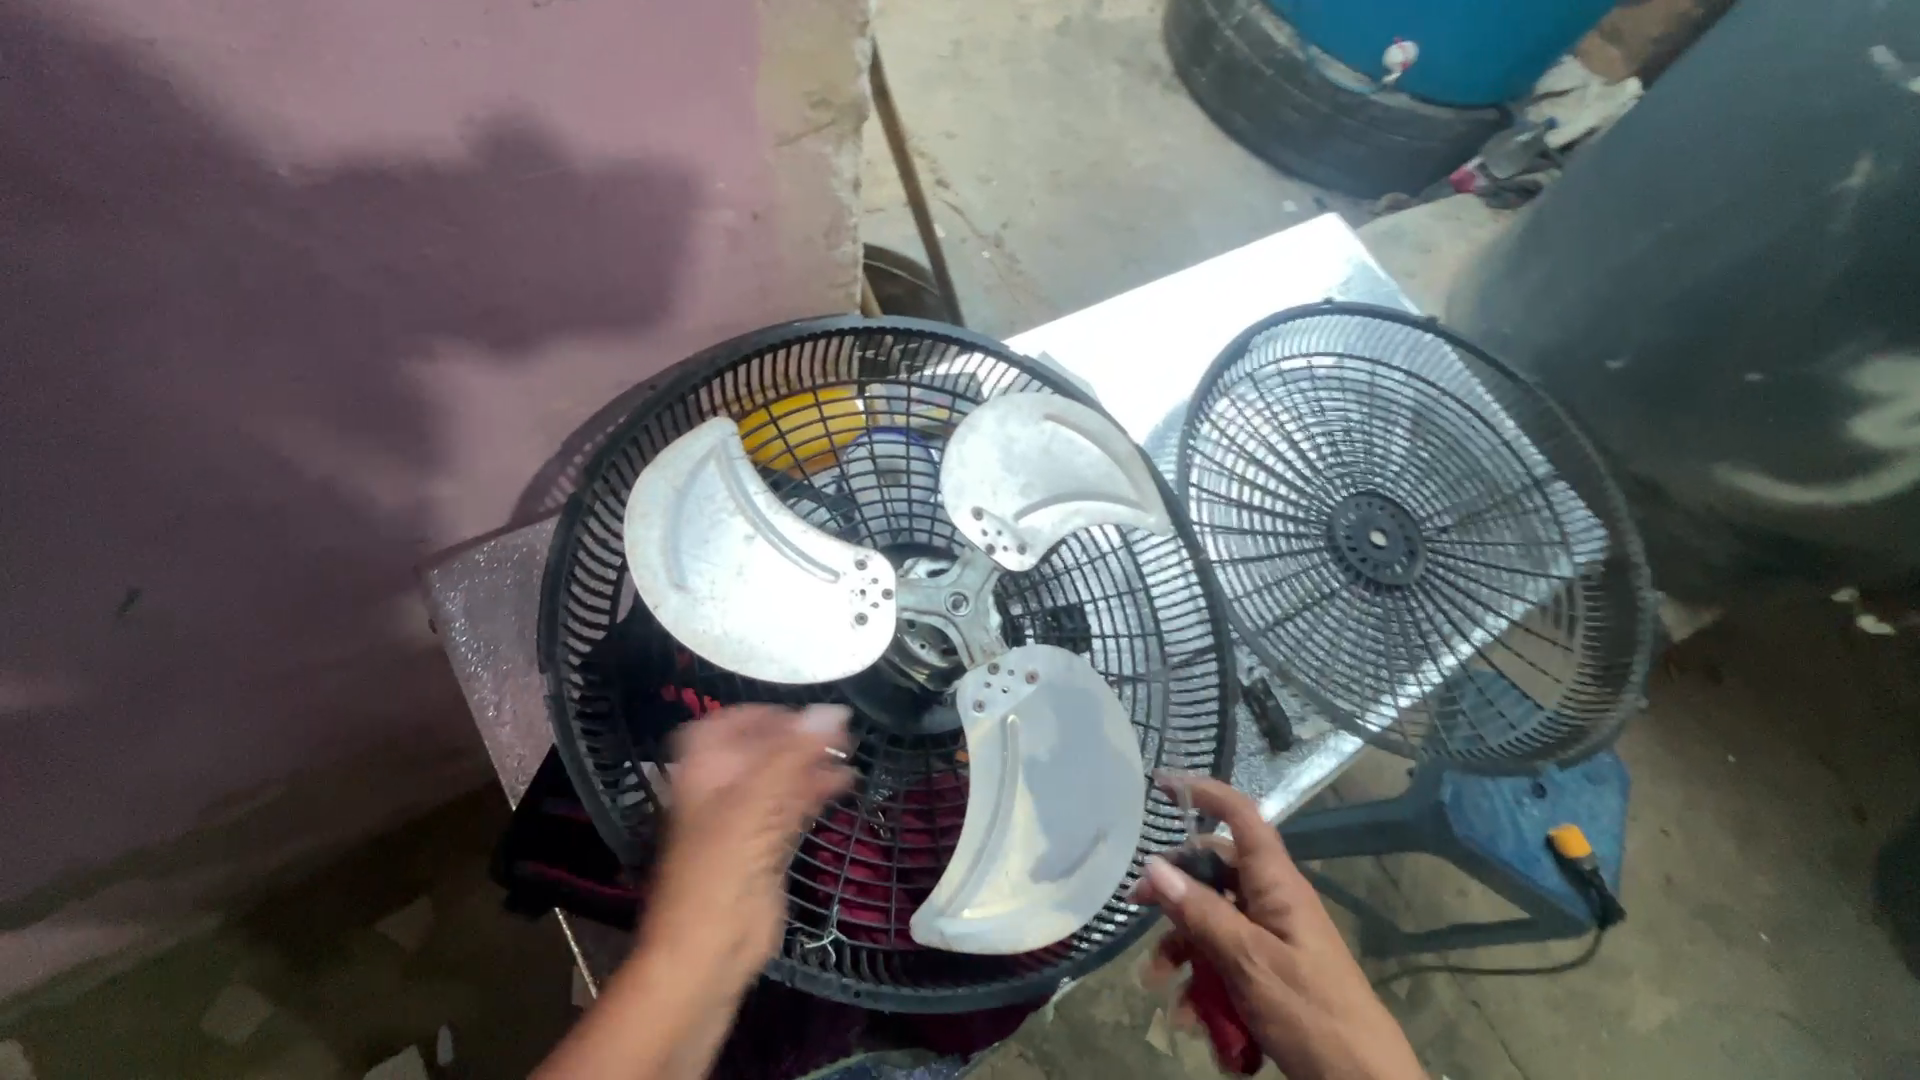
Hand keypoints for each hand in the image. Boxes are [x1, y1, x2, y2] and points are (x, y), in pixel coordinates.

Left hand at [643, 703, 854, 986]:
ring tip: (850, 751)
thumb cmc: (722, 867)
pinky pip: (793, 808)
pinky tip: (846, 783)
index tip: (801, 710)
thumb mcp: (756, 801)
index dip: (760, 713)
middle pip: (759, 750)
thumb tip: (834, 711)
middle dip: (797, 737)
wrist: (711, 948)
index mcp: (702, 772)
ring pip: (780, 779)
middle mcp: (720, 790)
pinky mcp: (765, 848)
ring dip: (812, 763)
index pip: (725, 725)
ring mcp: (742, 821)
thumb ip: (795, 753)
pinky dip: (816, 792)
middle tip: (839, 729)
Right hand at [1132, 776, 1424, 1079]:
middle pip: (1213, 873)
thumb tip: (1154, 865)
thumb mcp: (1247, 961)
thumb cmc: (1311, 1013)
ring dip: (1183, 949)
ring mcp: (1272, 937)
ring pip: (1212, 921)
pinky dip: (1203, 983)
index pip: (1241, 817)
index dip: (1205, 793)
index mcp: (1276, 884)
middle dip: (1173, 893)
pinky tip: (1192, 1020)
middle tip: (1135, 907)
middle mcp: (1272, 901)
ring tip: (1161, 986)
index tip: (1162, 786)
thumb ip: (1200, 913)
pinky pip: (1225, 960)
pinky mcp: (1270, 972)